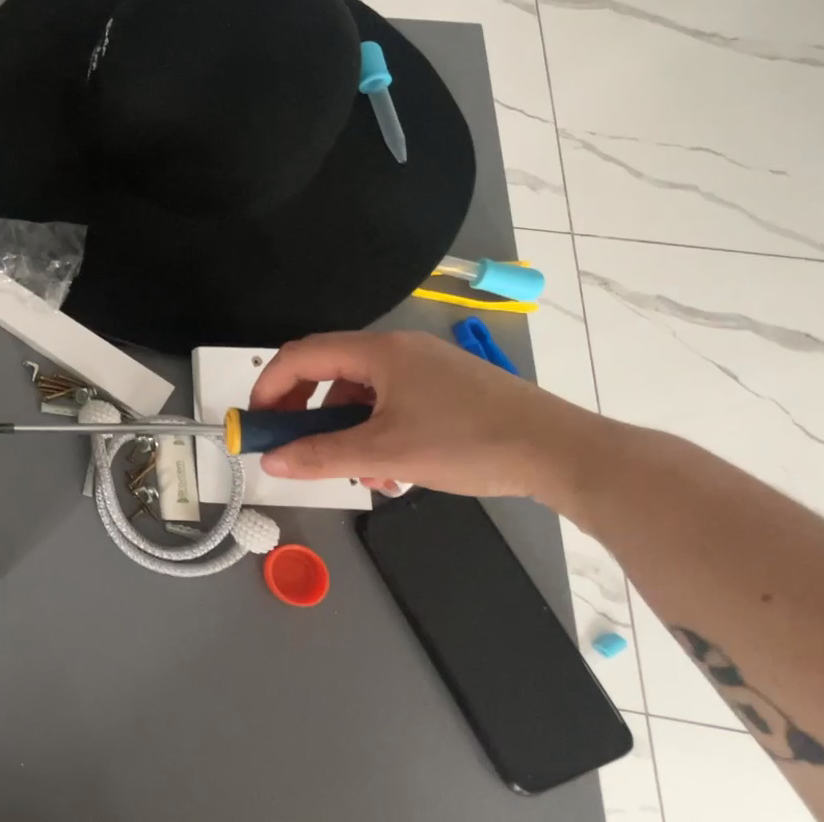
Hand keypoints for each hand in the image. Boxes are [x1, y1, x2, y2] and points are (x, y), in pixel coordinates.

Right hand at [247, 330, 607, 502]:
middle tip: (292, 444)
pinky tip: (391, 470)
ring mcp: (426, 367)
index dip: (269, 387)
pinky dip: (376, 432)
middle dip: (305, 412)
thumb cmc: (469, 444)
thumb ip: (320, 456)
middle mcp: (398, 350)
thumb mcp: (385, 455)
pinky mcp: (449, 388)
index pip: (300, 356)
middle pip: (328, 372)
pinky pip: (392, 402)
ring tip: (355, 472)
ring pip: (361, 393)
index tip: (256, 422)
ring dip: (344, 431)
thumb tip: (270, 461)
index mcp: (378, 352)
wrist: (568, 454)